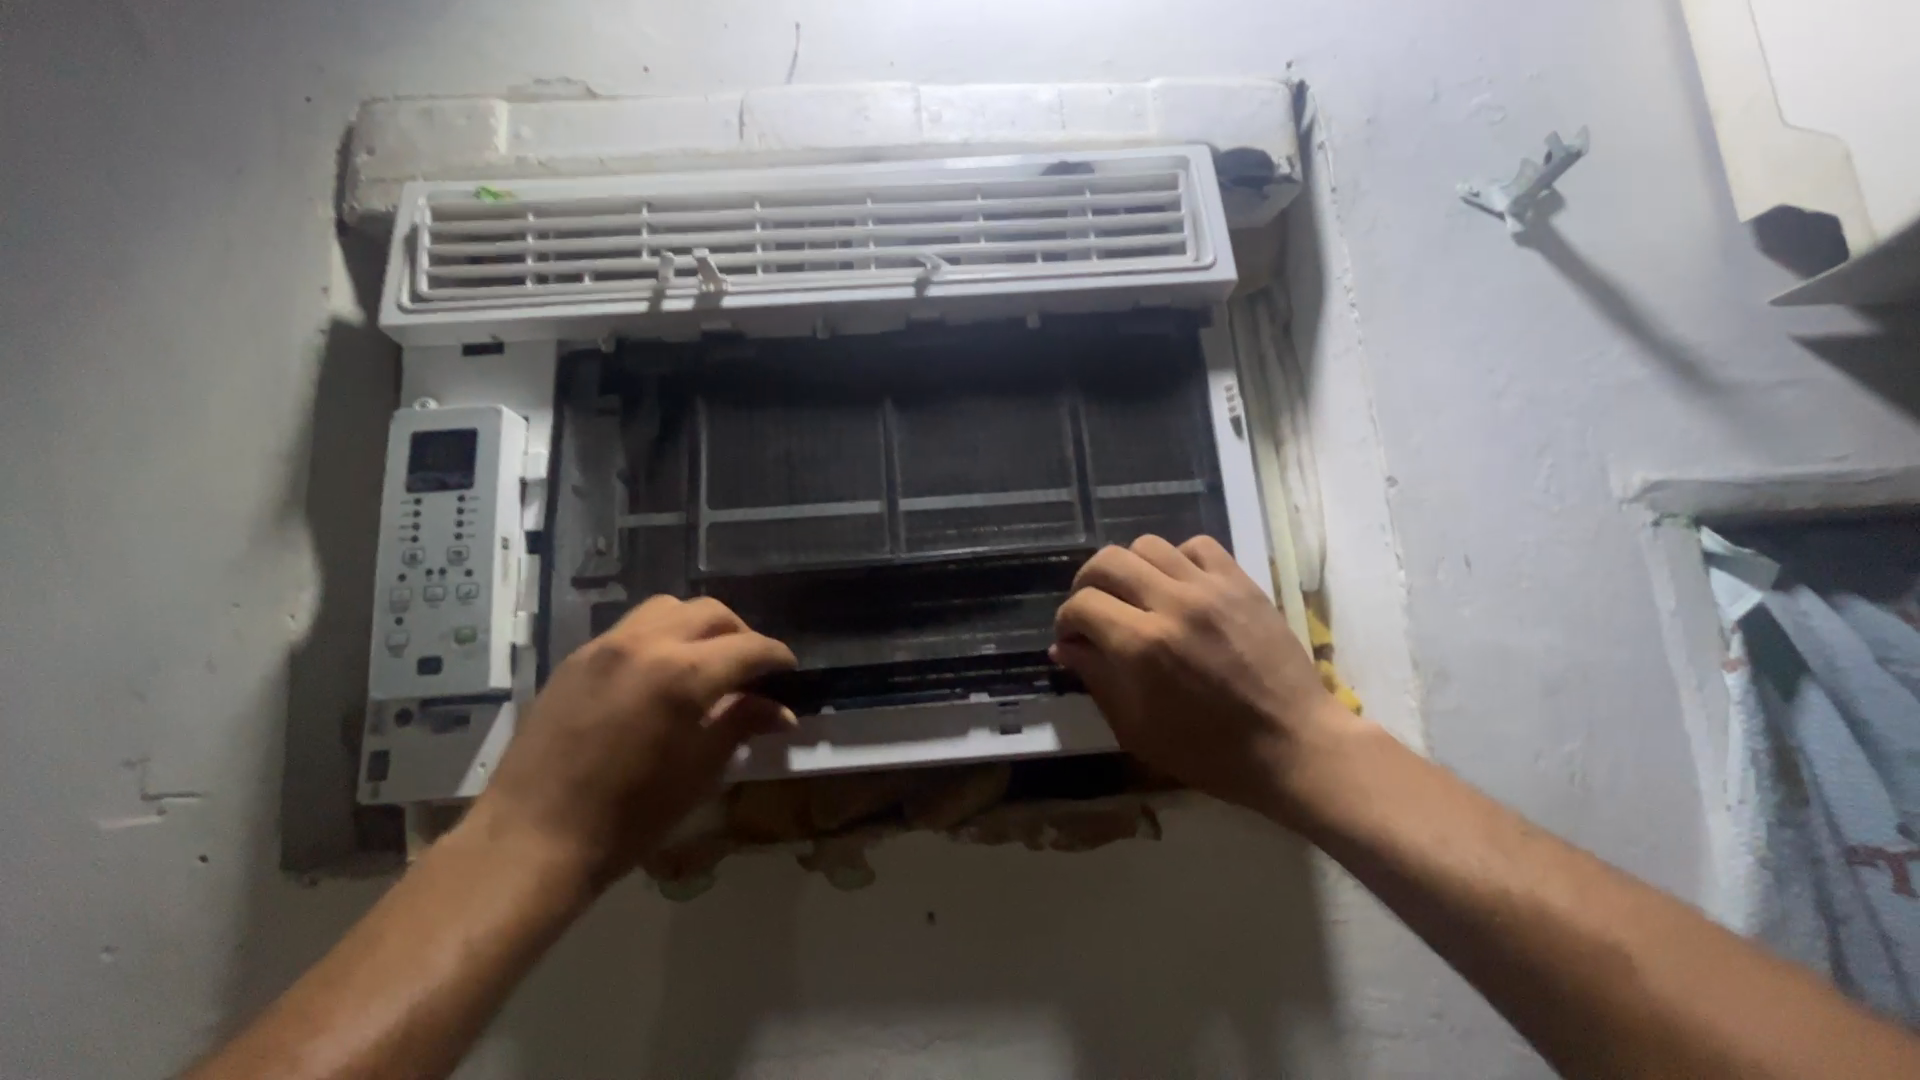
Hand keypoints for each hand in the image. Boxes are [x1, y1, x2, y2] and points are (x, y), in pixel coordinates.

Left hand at [471, 595, 796, 887]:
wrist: (532, 838)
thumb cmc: (628, 817)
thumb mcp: (698, 772)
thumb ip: (741, 725)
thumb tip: (781, 711)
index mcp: (683, 675)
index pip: (748, 647)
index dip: (776, 657)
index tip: (788, 671)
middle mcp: (646, 645)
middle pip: (710, 613)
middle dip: (740, 634)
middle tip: (750, 669)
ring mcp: (605, 647)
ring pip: (667, 609)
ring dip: (697, 627)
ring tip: (704, 662)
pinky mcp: (576, 659)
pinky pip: (630, 629)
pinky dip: (659, 638)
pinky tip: (659, 676)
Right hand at [1051, 535, 1367, 818]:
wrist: (1293, 745)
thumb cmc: (1210, 752)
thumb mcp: (1138, 729)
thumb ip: (1097, 679)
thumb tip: (1065, 647)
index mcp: (1143, 646)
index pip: (1083, 605)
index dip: (1066, 620)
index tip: (1071, 638)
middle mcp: (1173, 604)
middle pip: (1108, 562)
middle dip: (1086, 583)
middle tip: (1091, 609)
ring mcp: (1211, 588)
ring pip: (1148, 545)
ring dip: (1129, 568)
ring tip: (1135, 595)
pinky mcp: (1242, 583)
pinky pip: (1198, 547)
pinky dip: (1177, 560)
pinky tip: (1178, 587)